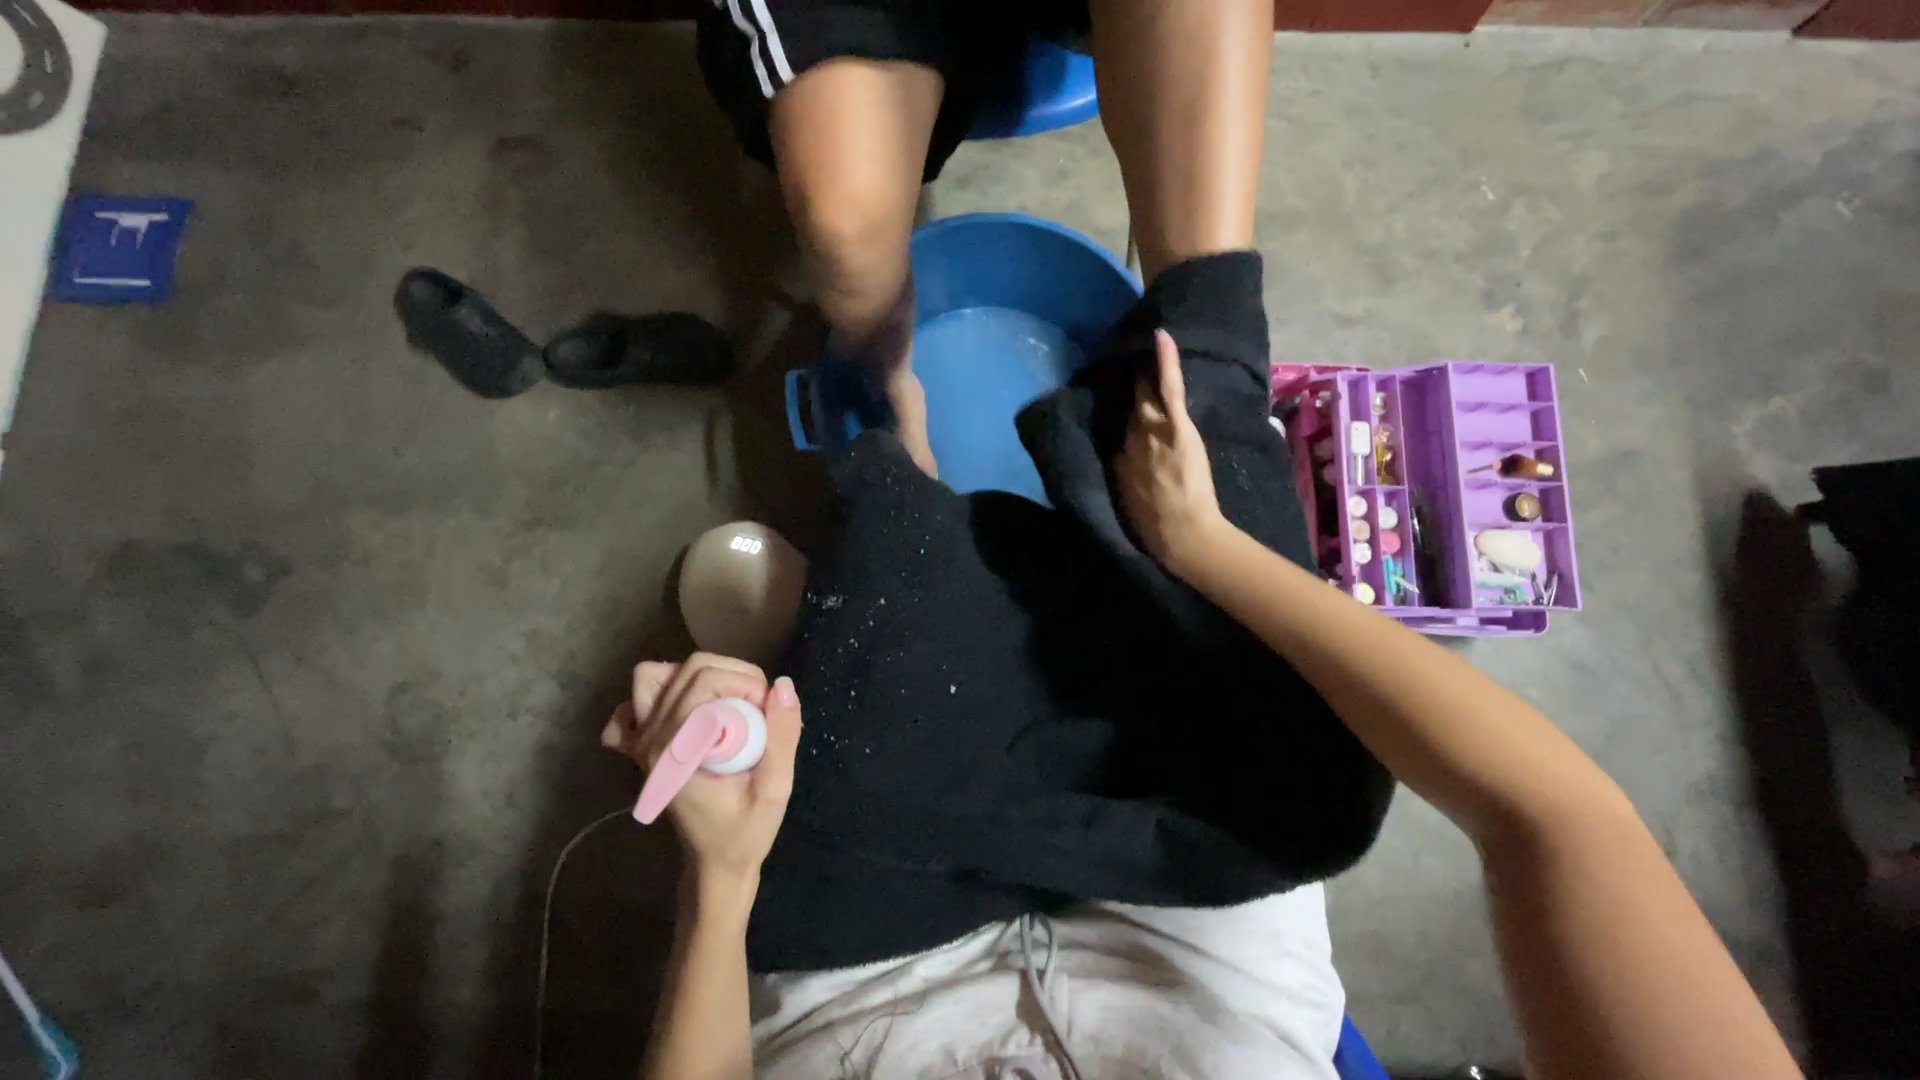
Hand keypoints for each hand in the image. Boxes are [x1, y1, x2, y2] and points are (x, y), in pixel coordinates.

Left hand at [602, 653, 801, 887]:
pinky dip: (658, 698)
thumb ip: (783, 737)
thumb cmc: (745, 833)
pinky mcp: (640, 747)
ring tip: (725, 701)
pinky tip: (687, 714)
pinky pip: (633, 707)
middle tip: (755, 705)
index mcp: (677, 750)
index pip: (704, 680)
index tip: (767, 709)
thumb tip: (784, 685)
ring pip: (653, 677)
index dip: (745, 682)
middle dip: (729, 673)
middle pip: (686, 669)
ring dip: (695, 677)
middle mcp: (650, 740)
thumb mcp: (775, 790)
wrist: (714, 866)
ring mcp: (640, 743)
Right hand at [1115, 329, 1232, 578]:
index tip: (1115, 389)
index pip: (1115, 425)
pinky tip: (1160, 336)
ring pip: (1145, 391)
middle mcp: (1129, 439)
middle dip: (1126, 378)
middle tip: (1126, 352)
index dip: (1117, 406)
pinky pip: (1168, 387)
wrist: (1179, 534)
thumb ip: (1126, 475)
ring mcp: (1151, 430)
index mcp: (1117, 458)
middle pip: (1127, 402)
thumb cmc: (1156, 526)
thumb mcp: (1128, 498)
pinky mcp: (1175, 427)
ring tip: (1141, 341)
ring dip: (1142, 366)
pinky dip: (1164, 361)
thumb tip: (1124, 461)